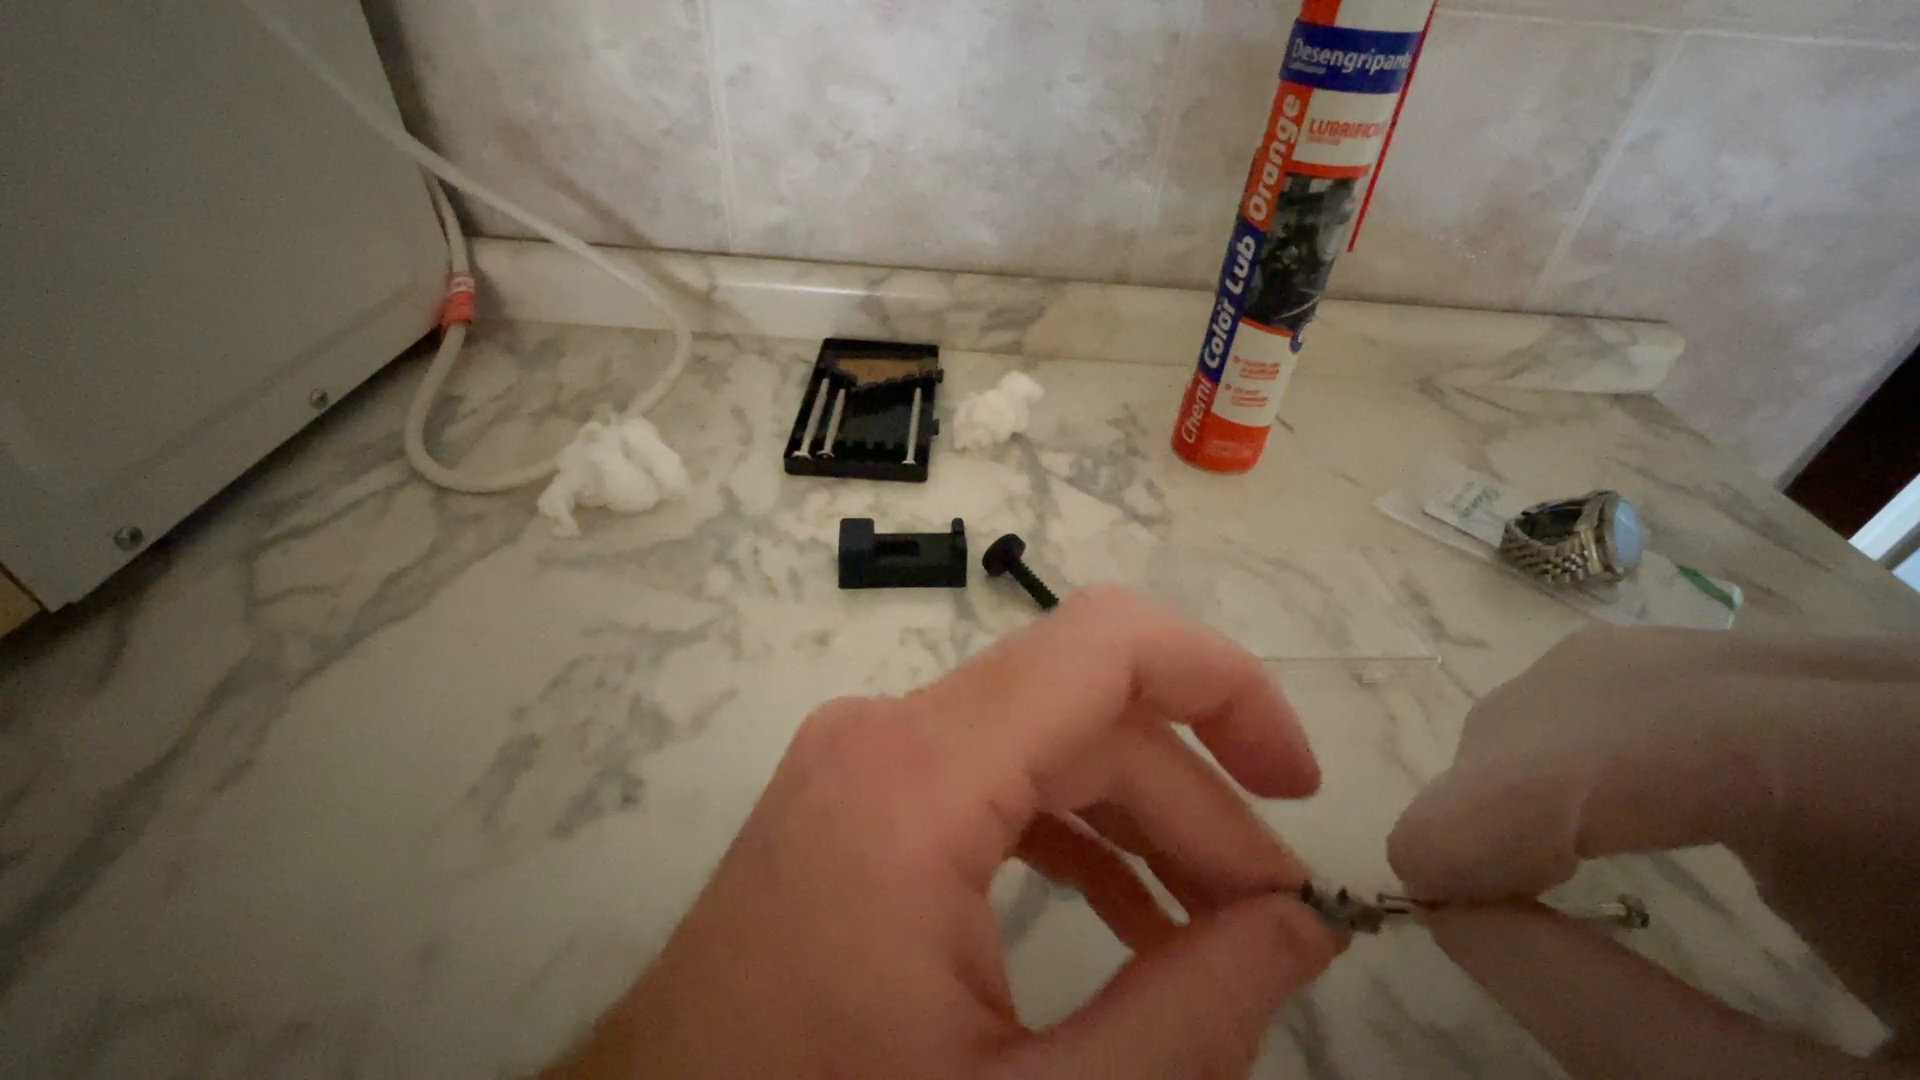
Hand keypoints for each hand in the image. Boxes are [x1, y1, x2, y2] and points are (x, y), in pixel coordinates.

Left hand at [544, 587, 1340, 1078]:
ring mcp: (859, 762)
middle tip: (1275, 917)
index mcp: (913, 780)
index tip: (1299, 785)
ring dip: (1142, 820)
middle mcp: (881, 736)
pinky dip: (1073, 834)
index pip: (1103, 645)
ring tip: (1219, 927)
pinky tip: (1129, 916)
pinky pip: (991, 784)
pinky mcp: (854, 802)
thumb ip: (1190, 1019)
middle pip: (1083, 712)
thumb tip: (1297, 929)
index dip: (1225, 685)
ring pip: (1043, 744)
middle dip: (1197, 799)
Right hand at [1389, 625, 1919, 1078]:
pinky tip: (1561, 825)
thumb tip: (1452, 915)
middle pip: (1639, 679)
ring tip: (1495, 854)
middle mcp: (1915, 699)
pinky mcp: (1825, 712)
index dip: (1528, 787)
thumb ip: (1637, 1035)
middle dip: (1508, 773)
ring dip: (1527, 757)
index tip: (1414, 871)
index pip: (1702, 733)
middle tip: (1452, 879)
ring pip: (1631, 669)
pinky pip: (1655, 691)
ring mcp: (1872, 689)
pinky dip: (1571, 753)